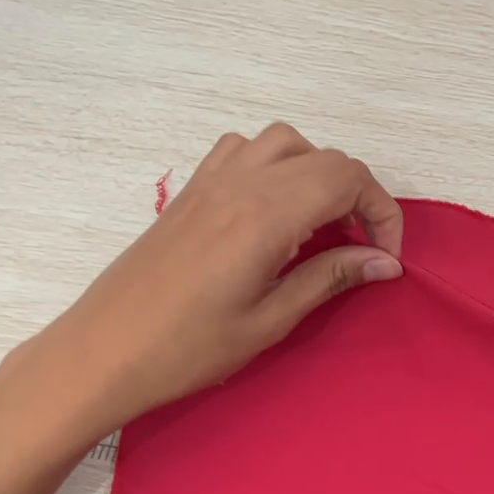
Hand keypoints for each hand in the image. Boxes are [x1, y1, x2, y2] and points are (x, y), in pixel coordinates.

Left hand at [0, 123, 404, 446]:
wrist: (106, 350)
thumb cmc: (192, 348)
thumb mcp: (273, 320)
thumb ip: (331, 278)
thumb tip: (386, 262)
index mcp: (265, 215)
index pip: (348, 179)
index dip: (382, 213)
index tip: (386, 259)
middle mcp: (241, 183)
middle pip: (326, 157)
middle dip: (360, 196)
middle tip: (363, 249)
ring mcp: (211, 180)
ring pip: (286, 143)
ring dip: (320, 174)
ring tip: (324, 225)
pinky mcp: (192, 191)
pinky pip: (246, 150)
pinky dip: (278, 167)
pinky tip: (277, 212)